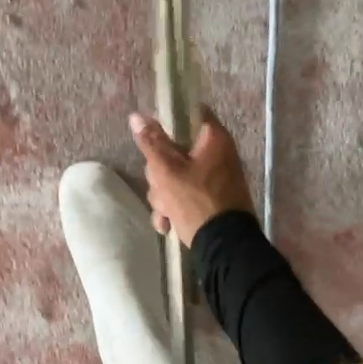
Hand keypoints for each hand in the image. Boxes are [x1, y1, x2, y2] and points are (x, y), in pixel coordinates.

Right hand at [130, 106, 253, 246]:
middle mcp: (217, 154)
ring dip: (163, 193)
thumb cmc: (197, 203)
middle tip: (160, 185)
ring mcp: (215, 178)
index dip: (167, 119)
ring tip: (165, 212)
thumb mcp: (168, 171)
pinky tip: (167, 223)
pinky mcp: (212, 199)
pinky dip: (174, 206)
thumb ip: (151, 143)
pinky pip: (185, 192)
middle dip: (159, 171)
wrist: (226, 251)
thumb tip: (136, 116)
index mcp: (213, 139)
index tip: (151, 135)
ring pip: (176, 173)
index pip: (188, 112)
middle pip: (175, 148)